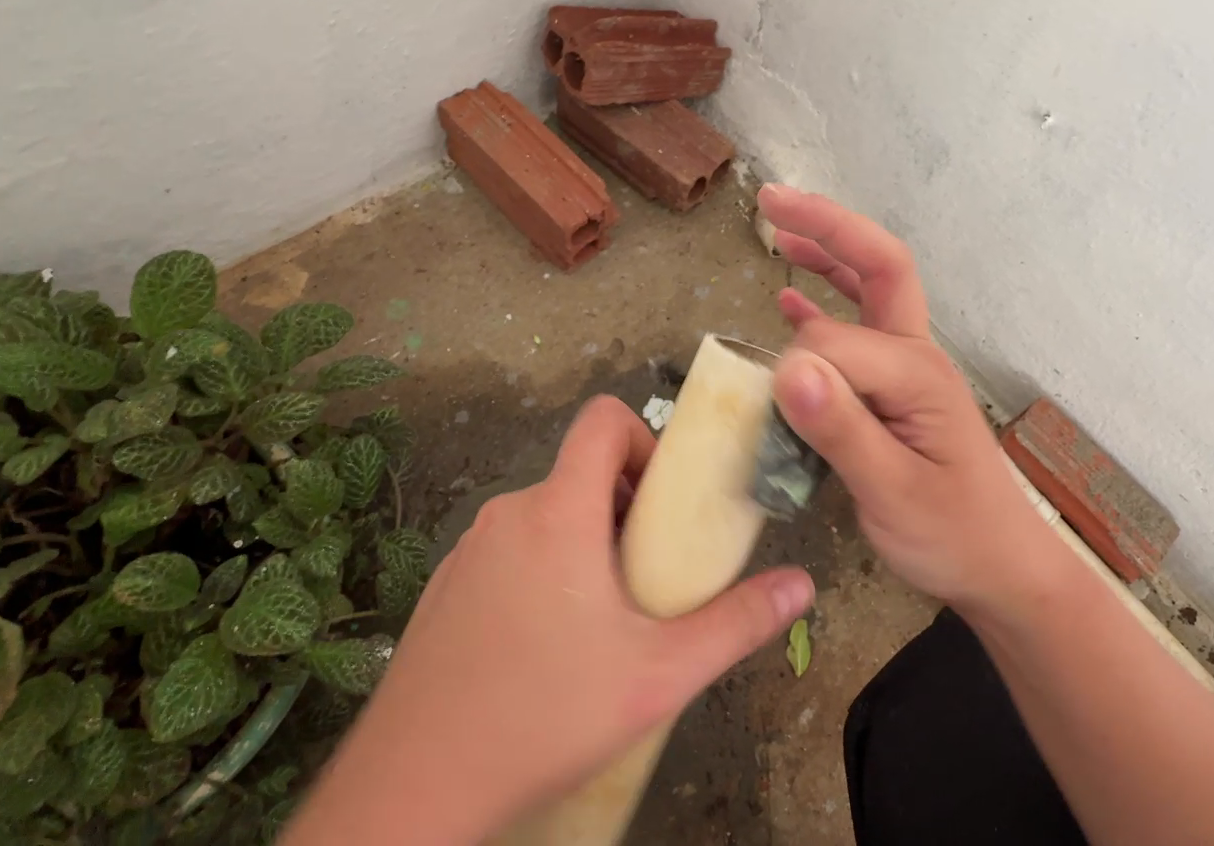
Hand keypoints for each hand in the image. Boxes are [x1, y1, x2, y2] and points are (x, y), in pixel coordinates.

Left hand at [285, 397, 814, 845]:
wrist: (410, 793)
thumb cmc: (545, 716)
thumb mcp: (661, 674)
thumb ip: (738, 622)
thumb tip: (803, 584)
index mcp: (559, 512)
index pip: (603, 420)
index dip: (646, 440)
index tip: (668, 501)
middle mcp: (508, 515)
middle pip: (582, 473)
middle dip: (629, 508)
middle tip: (653, 577)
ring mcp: (468, 553)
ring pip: (547, 516)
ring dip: (587, 544)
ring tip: (606, 622)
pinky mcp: (444, 591)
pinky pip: (511, 553)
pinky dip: (544, 572)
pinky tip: (548, 650)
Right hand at [758, 185, 1066, 612]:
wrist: (999, 566)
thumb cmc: (951, 534)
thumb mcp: (892, 492)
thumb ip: (841, 429)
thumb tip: (788, 365)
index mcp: (916, 373)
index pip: (839, 341)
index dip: (796, 365)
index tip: (769, 408)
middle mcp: (915, 356)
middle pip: (879, 267)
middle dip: (829, 226)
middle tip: (771, 200)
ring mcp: (909, 371)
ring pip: (869, 291)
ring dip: (827, 255)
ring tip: (778, 231)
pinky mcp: (898, 390)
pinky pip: (858, 332)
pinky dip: (822, 308)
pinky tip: (789, 302)